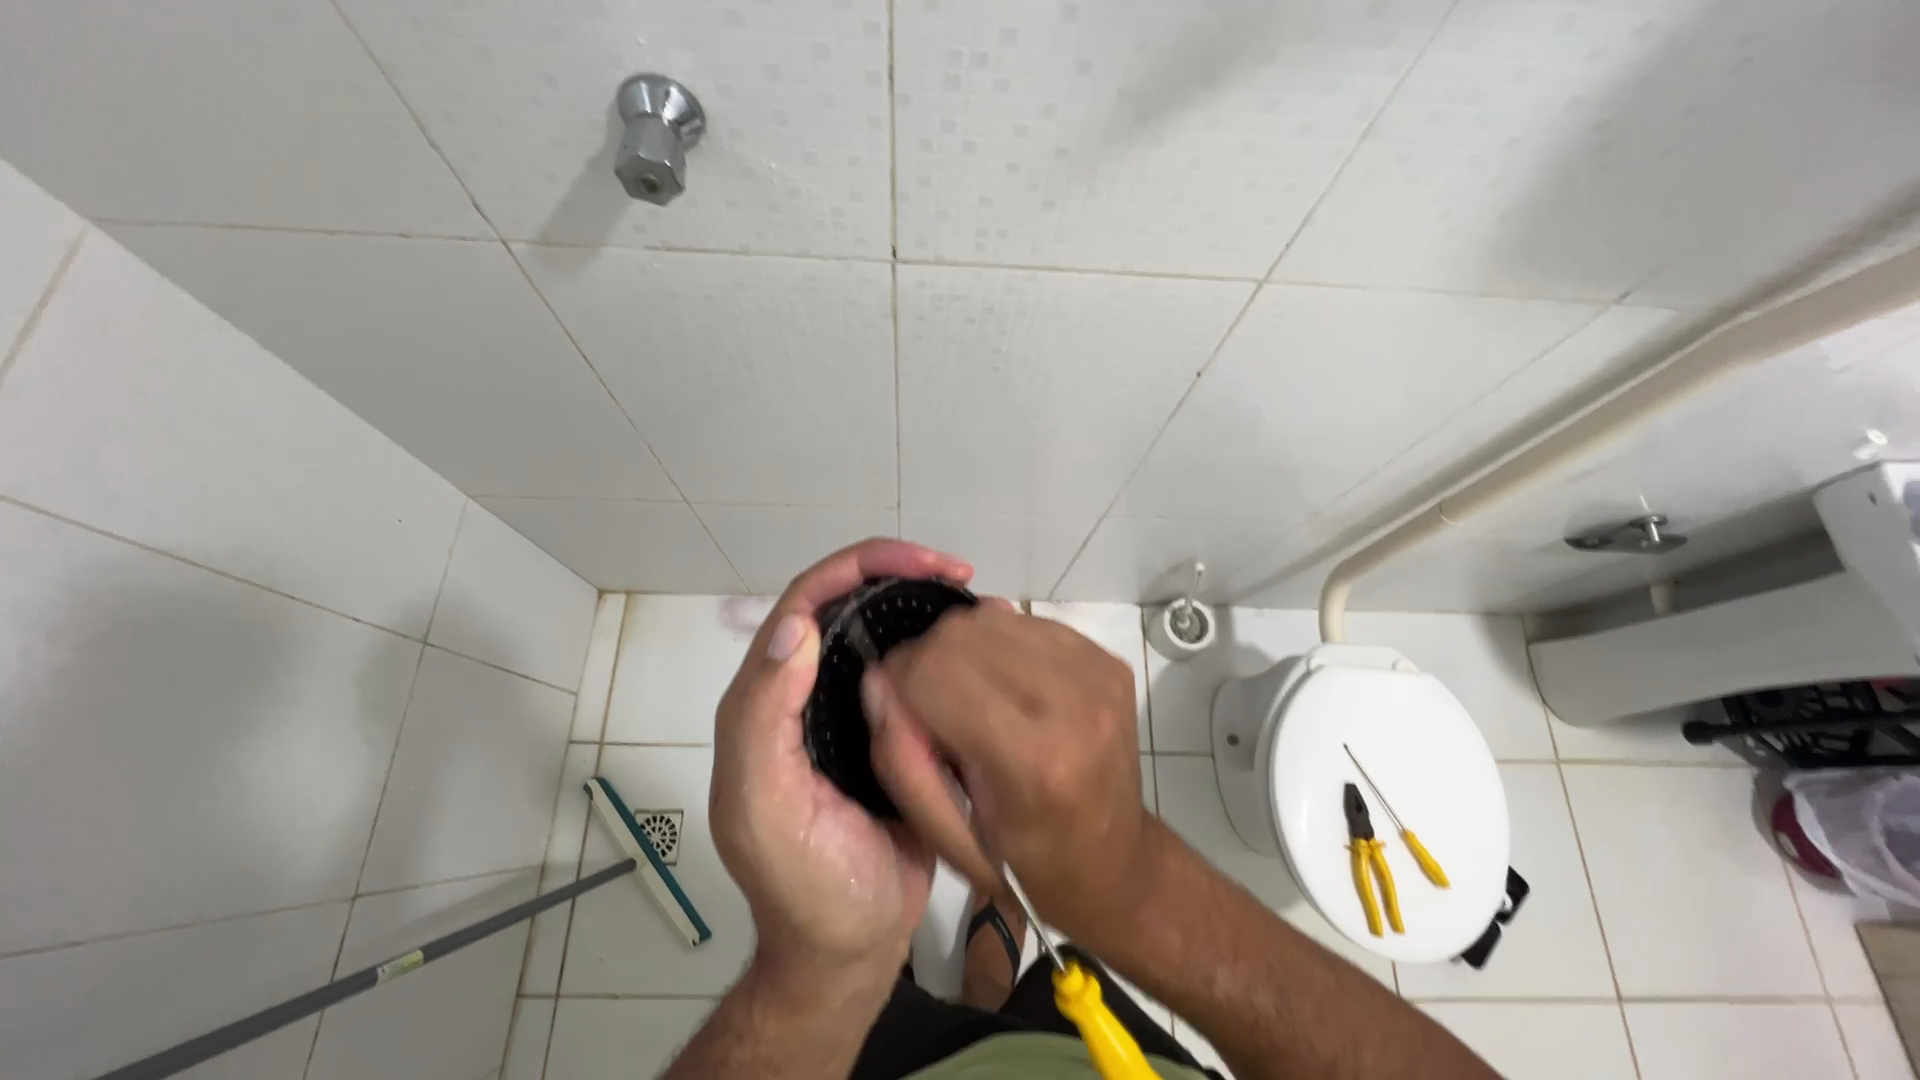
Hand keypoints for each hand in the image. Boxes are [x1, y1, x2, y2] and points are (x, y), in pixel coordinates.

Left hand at [709, 538, 972, 992]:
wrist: (851, 947)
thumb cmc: (803, 883)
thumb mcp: (763, 806)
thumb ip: (763, 718)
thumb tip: (797, 627)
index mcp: (769, 699)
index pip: (806, 603)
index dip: (860, 566)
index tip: (925, 563)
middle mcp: (808, 695)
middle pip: (848, 609)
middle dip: (900, 577)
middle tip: (961, 576)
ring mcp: (851, 715)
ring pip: (883, 639)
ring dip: (923, 612)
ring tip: (976, 605)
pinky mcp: (891, 738)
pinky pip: (914, 682)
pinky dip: (941, 658)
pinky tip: (978, 656)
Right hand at [861, 605, 1156, 952]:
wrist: (1112, 860)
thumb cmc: (1022, 861)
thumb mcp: (946, 835)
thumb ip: (901, 758)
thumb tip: (877, 678)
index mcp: (1033, 759)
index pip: (935, 672)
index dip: (899, 678)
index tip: (896, 705)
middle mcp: (1073, 704)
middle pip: (961, 634)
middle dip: (927, 659)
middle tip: (929, 702)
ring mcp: (1098, 675)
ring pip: (992, 617)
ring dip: (964, 648)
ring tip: (969, 693)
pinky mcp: (1110, 659)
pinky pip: (1027, 621)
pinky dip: (1001, 644)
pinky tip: (1006, 684)